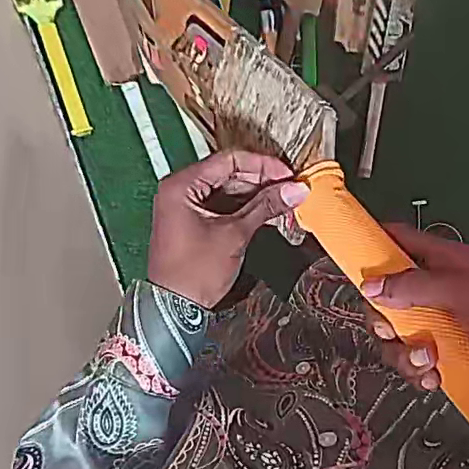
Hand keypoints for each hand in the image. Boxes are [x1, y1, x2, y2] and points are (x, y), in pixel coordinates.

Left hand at [147, 149, 309, 306]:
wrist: (175, 308)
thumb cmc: (192, 274)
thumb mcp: (235, 235)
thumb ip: (266, 208)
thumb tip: (293, 190)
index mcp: (181, 185)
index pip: (229, 160)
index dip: (263, 165)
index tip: (286, 174)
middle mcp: (179, 190)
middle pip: (229, 173)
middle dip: (261, 181)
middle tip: (289, 189)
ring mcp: (185, 206)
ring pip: (227, 190)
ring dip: (255, 196)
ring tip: (283, 202)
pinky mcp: (192, 222)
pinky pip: (222, 206)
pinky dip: (244, 209)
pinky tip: (266, 214)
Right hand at [361, 223, 468, 429]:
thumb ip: (420, 285)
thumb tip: (370, 284)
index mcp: (450, 262)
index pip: (400, 240)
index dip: (371, 243)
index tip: (343, 259)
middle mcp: (442, 290)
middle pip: (387, 294)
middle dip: (384, 318)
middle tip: (395, 334)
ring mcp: (445, 325)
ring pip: (398, 333)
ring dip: (403, 353)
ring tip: (430, 365)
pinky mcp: (449, 356)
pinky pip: (415, 360)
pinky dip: (417, 371)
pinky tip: (433, 380)